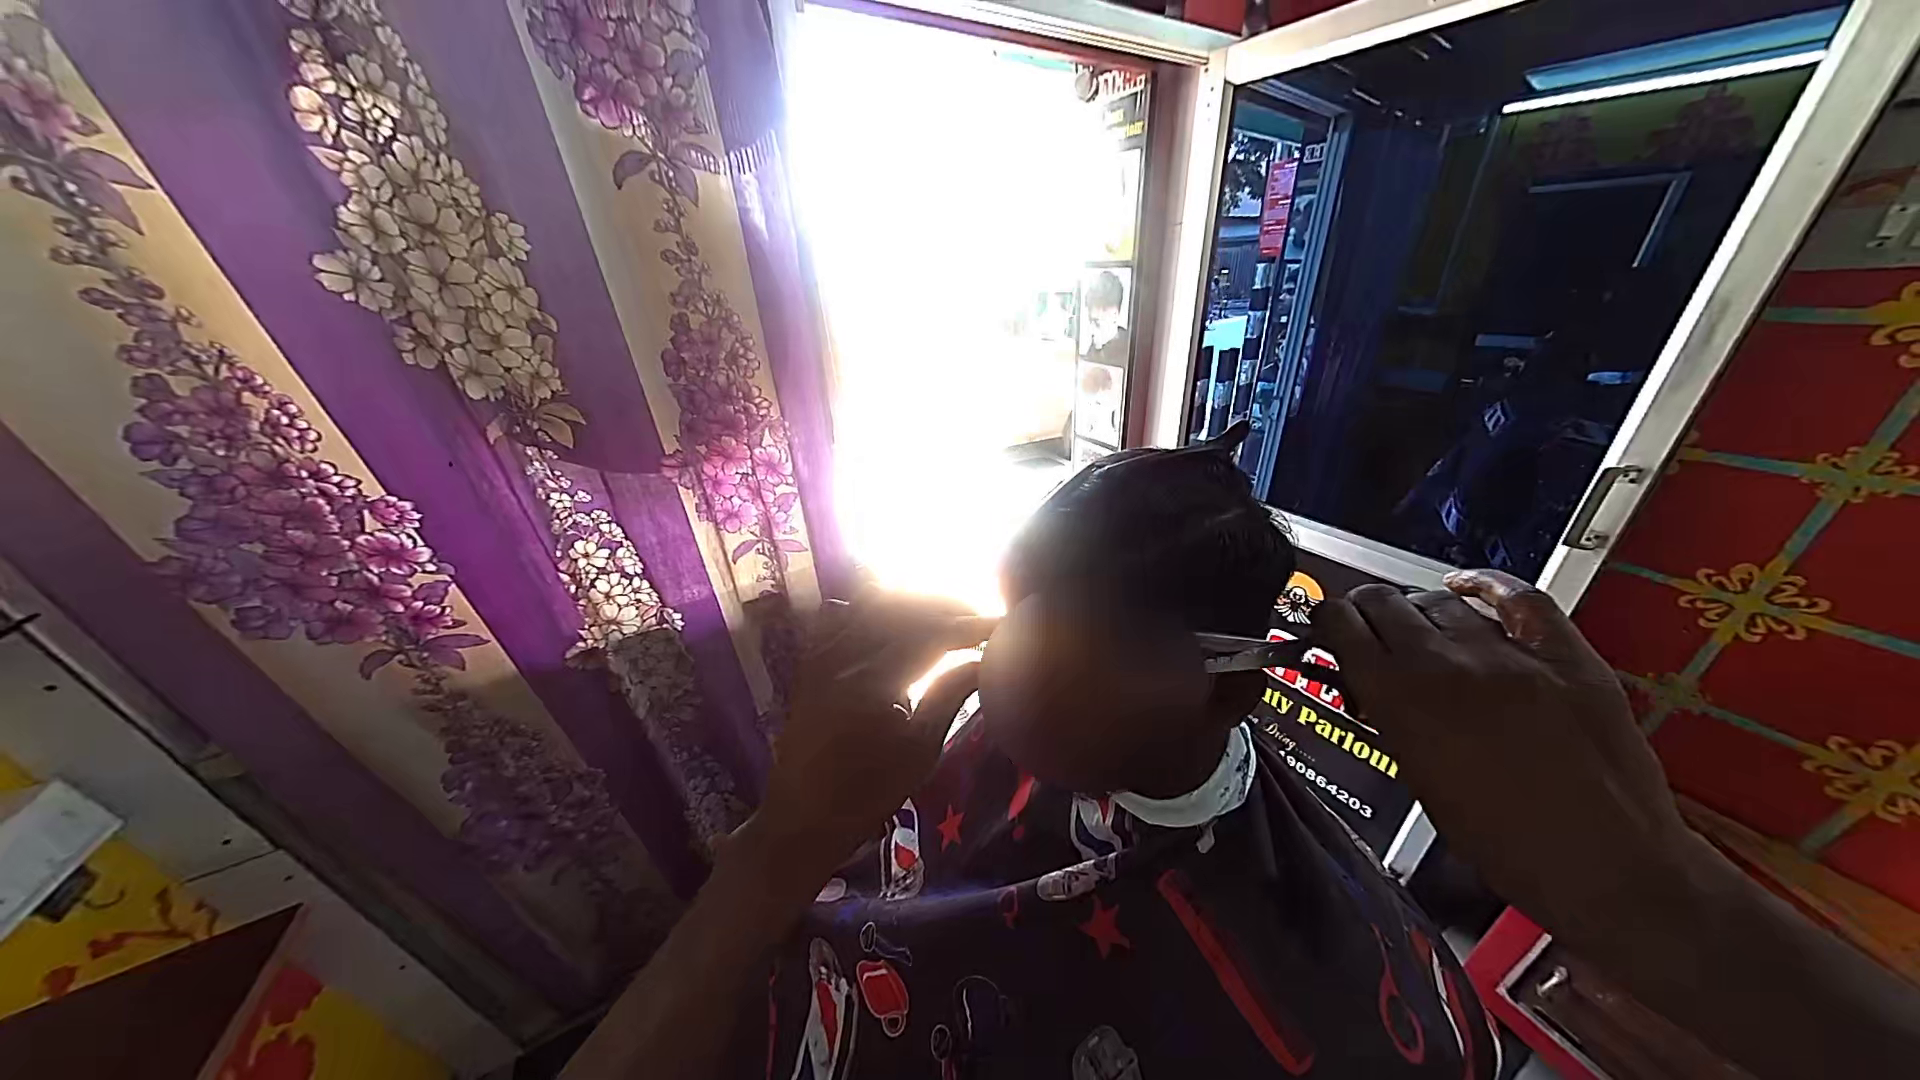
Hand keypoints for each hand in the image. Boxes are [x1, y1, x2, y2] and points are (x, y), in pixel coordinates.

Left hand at [753, 593, 990, 883]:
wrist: (801, 816)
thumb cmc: (865, 795)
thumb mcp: (918, 754)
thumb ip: (948, 697)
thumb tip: (981, 662)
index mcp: (872, 683)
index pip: (931, 636)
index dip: (969, 626)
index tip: (1000, 625)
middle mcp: (845, 656)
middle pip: (903, 609)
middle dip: (947, 608)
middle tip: (978, 619)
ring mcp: (824, 654)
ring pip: (873, 604)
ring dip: (915, 605)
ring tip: (946, 616)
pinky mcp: (815, 659)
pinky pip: (846, 615)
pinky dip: (877, 608)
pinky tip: (899, 616)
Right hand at [1310, 569, 1693, 938]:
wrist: (1602, 867)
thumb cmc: (1498, 837)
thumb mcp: (1410, 770)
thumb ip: (1384, 711)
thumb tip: (1365, 679)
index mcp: (1395, 695)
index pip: (1340, 621)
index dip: (1327, 618)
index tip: (1328, 625)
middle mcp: (1443, 663)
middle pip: (1383, 600)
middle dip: (1365, 609)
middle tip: (1366, 625)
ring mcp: (1507, 656)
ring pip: (1439, 600)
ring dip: (1418, 609)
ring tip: (1418, 625)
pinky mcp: (1565, 657)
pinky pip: (1519, 597)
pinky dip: (1486, 585)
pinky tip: (1466, 585)